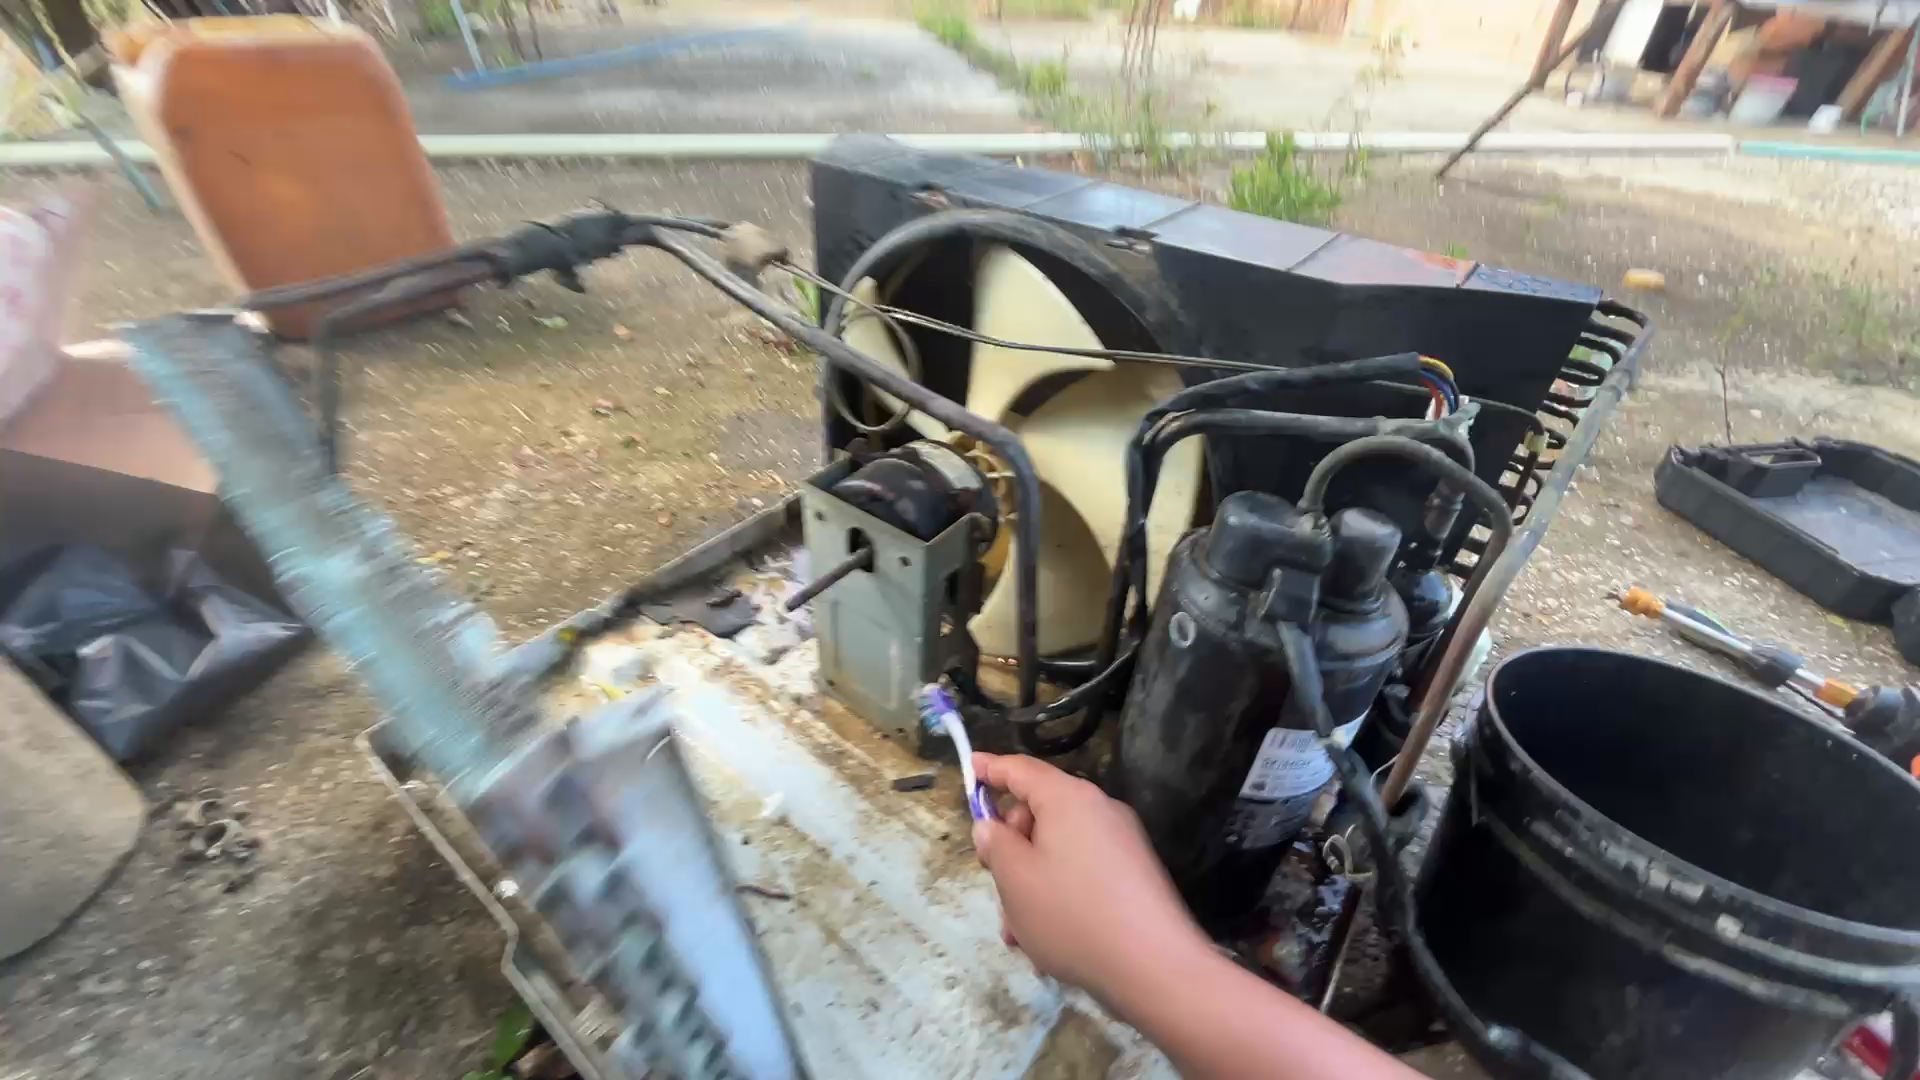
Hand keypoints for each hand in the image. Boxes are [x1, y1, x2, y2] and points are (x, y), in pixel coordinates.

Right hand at [970, 753, 1210, 1002]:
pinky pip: (1082, 869)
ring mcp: (1121, 841)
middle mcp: (1099, 808)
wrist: (1158, 969)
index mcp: (1068, 798)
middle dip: (1012, 846)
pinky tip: (1049, 937)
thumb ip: (996, 845)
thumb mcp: (1016, 880)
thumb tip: (992, 827)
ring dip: (1031, 879)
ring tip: (1020, 930)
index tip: (971, 766)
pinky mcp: (1134, 873)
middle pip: (1040, 811)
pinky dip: (1059, 890)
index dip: (992, 768)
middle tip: (997, 884)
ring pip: (1059, 848)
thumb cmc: (1074, 916)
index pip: (1021, 770)